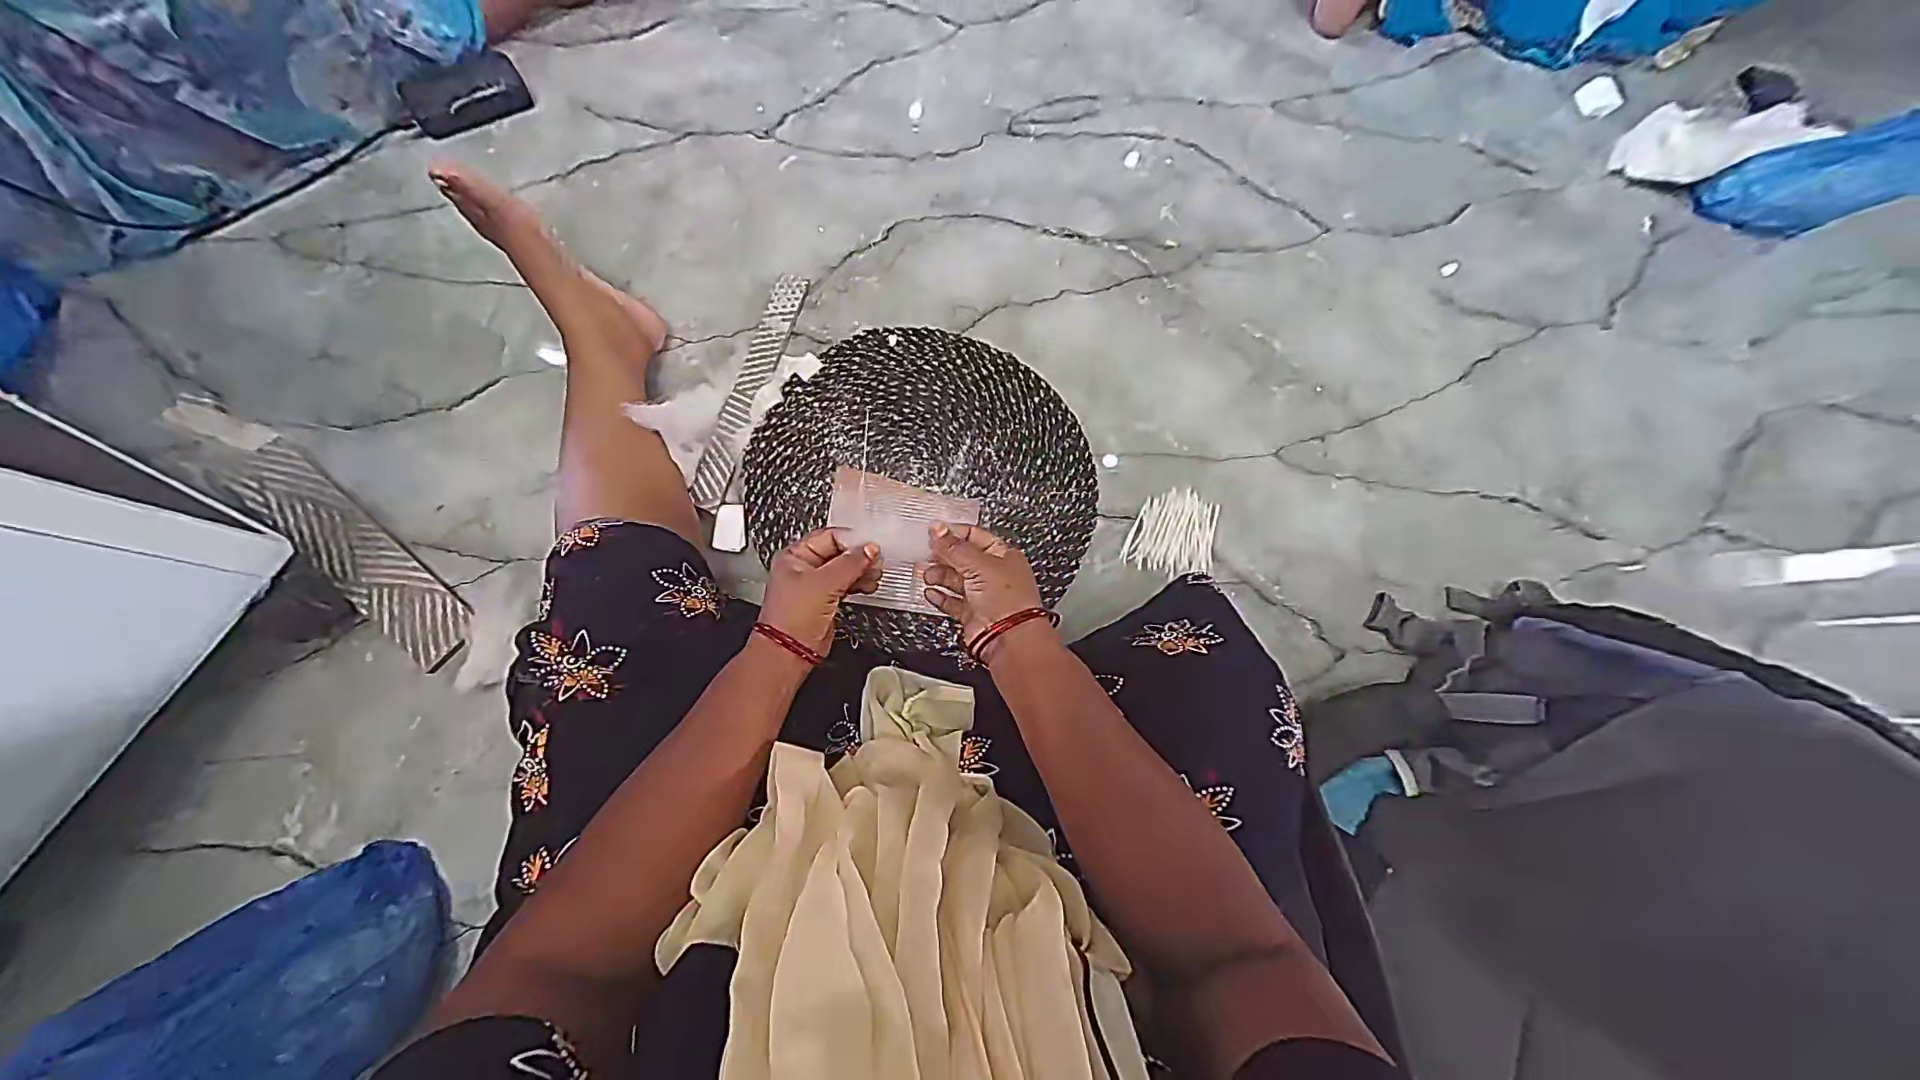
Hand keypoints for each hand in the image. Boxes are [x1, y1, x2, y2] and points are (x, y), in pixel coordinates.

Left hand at [759, 529, 882, 656]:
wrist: (789, 652)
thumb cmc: (791, 619)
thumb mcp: (824, 583)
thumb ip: (850, 563)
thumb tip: (868, 549)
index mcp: (795, 555)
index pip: (830, 536)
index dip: (852, 541)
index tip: (870, 547)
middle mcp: (804, 568)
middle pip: (839, 552)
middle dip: (860, 557)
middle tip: (876, 562)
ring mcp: (815, 585)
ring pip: (845, 569)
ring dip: (862, 571)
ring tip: (874, 575)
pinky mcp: (825, 600)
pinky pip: (846, 584)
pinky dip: (859, 583)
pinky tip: (868, 585)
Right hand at [923, 523, 1049, 659]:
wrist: (1010, 638)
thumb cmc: (1009, 601)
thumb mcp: (979, 565)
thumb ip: (954, 547)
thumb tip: (938, 529)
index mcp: (1003, 556)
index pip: (974, 536)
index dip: (954, 534)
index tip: (935, 533)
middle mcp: (994, 575)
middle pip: (962, 558)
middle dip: (943, 556)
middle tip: (926, 553)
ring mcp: (983, 595)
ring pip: (955, 580)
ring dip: (939, 575)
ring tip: (927, 574)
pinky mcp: (972, 613)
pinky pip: (952, 601)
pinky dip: (940, 596)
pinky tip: (931, 591)